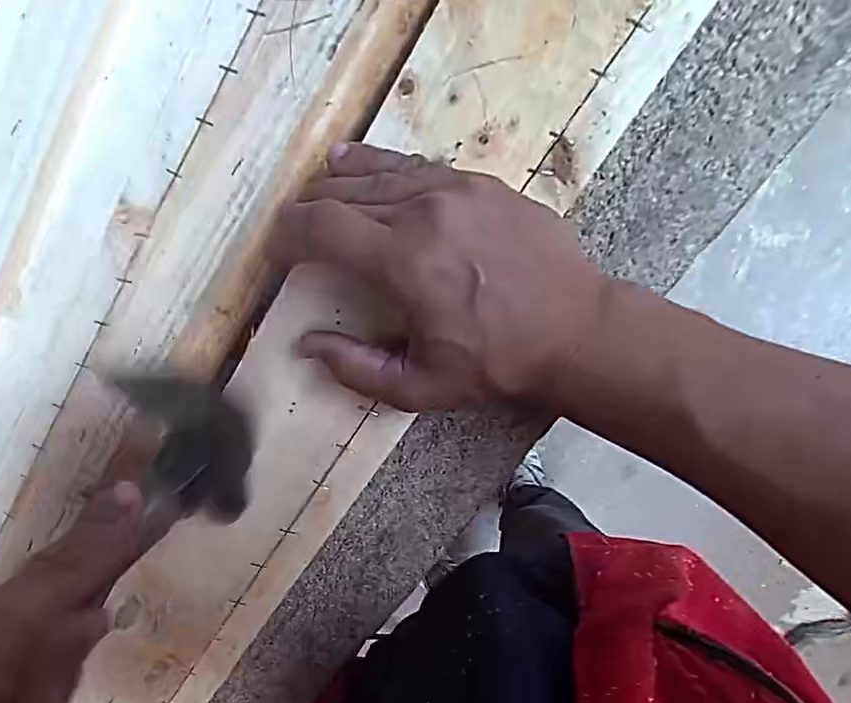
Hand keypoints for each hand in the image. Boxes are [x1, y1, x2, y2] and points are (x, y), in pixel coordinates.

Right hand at [269, 142, 610, 411]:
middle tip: (294, 231)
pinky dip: (383, 169)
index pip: (322, 228)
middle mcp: (424, 210)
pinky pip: (416, 167)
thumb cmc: (497, 365)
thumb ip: (357, 369)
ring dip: (340, 183)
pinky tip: (367, 168)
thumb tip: (307, 347)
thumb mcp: (421, 387)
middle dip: (308, 210)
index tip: (276, 251)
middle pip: (343, 193)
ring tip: (318, 190)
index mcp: (404, 261)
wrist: (573, 331)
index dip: (287, 236)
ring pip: (379, 172)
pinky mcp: (482, 183)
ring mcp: (456, 188)